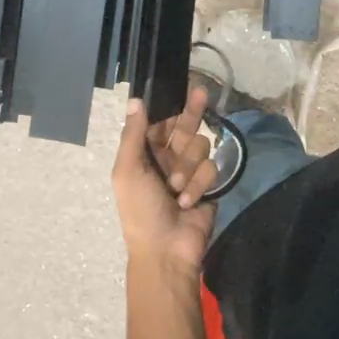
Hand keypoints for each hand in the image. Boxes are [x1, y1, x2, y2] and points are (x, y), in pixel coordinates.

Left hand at [112, 87, 220, 274]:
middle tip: (203, 92)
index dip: (169, 107)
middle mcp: (168, 158)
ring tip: (176, 188)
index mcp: (145, 154)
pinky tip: (188, 201)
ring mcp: (190, 170)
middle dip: (192, 111)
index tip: (181, 88)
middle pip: (185, 126)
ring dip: (188, 166)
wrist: (166, 250)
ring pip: (200, 146)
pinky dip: (199, 183)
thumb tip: (135, 99)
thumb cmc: (140, 210)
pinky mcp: (208, 183)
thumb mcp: (128, 171)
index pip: (160, 122)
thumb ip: (133, 134)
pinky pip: (211, 167)